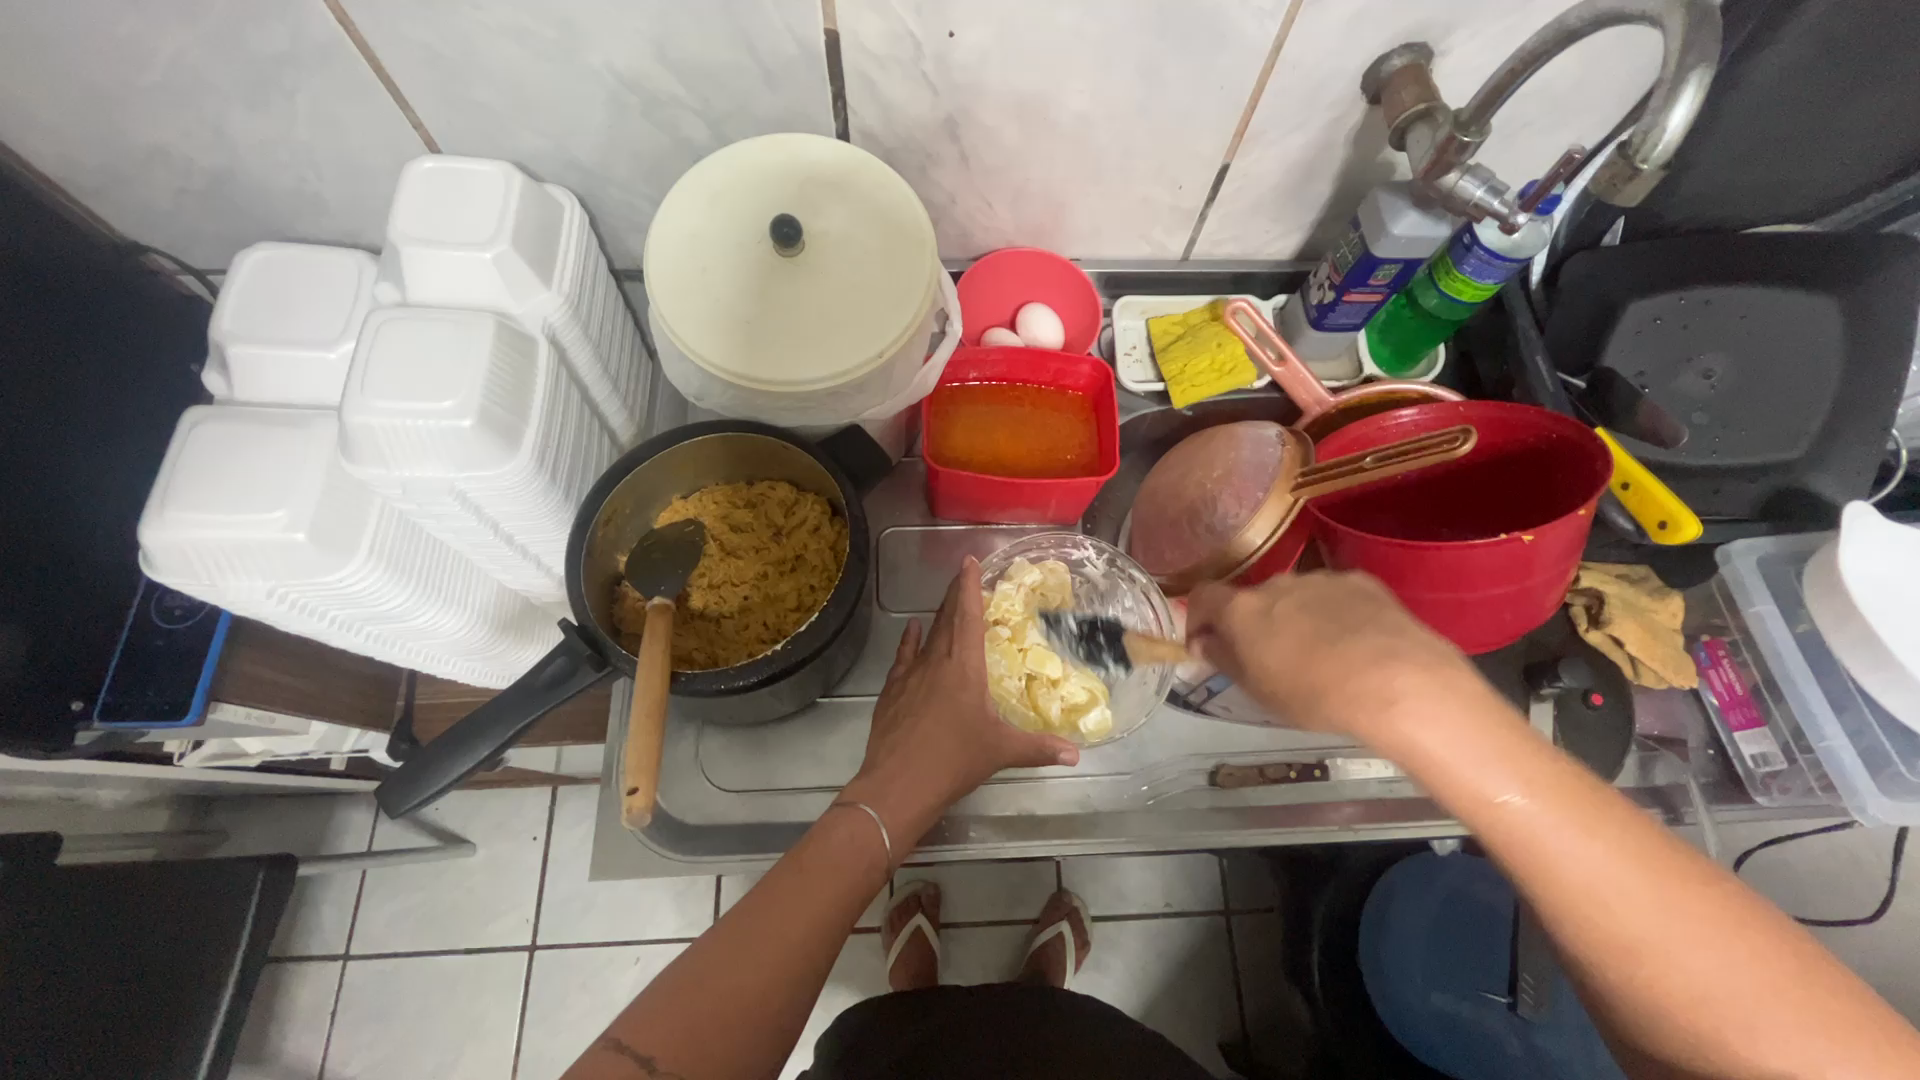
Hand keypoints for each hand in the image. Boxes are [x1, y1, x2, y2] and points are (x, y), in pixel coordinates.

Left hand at [841, 556, 1081, 853]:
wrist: (899, 784)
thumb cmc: (954, 761)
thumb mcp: (1001, 752)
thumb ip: (1038, 748)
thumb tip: (1075, 755)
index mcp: (964, 668)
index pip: (968, 617)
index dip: (969, 587)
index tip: (969, 562)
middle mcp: (936, 662)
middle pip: (946, 619)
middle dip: (956, 595)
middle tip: (962, 575)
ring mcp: (910, 675)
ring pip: (926, 635)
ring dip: (937, 616)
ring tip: (945, 602)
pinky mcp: (892, 691)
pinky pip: (903, 656)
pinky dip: (909, 640)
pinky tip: (912, 631)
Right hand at [1184, 570, 1485, 740]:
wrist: (1398, 682)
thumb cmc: (1313, 694)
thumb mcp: (1257, 690)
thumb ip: (1223, 658)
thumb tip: (1203, 641)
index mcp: (1242, 609)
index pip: (1202, 596)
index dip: (1198, 617)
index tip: (1205, 641)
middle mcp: (1276, 584)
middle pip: (1253, 598)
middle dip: (1254, 623)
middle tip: (1270, 658)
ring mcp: (1321, 579)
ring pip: (1295, 596)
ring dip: (1295, 617)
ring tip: (1320, 654)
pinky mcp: (1362, 582)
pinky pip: (1335, 596)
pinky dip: (1334, 613)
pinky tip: (1354, 643)